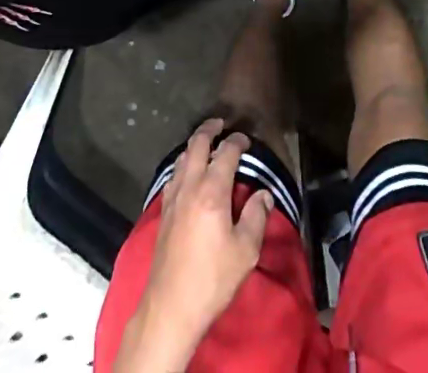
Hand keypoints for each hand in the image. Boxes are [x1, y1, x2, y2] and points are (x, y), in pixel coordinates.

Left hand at [127, 120, 273, 362]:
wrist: (172, 303)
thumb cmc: (214, 278)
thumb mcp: (246, 250)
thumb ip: (256, 216)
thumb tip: (263, 194)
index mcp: (212, 191)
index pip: (225, 154)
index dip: (236, 142)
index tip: (246, 138)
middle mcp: (189, 186)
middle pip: (196, 146)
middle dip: (208, 130)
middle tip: (220, 123)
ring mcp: (172, 198)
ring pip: (181, 158)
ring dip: (193, 146)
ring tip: (205, 144)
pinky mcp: (163, 211)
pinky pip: (173, 175)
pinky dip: (183, 164)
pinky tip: (188, 172)